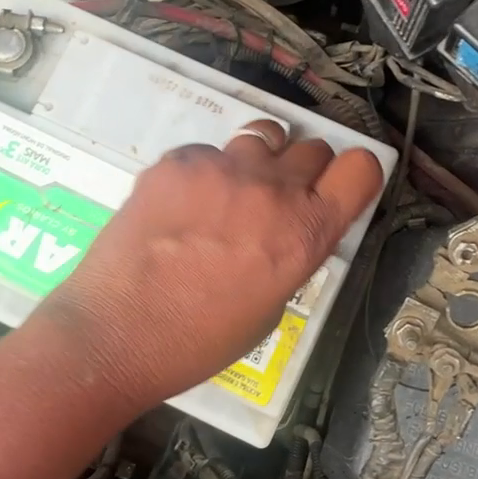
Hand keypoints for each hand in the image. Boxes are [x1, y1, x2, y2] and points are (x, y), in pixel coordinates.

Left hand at [35, 120, 384, 406]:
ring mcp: (222, 169)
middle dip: (301, 171)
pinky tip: (179, 206)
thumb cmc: (199, 341)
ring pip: (263, 137)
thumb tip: (285, 227)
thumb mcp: (271, 306)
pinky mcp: (177, 160)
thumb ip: (290, 252)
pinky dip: (203, 172)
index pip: (361, 168)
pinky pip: (208, 152)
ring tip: (228, 194)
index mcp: (306, 234)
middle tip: (273, 202)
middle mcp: (273, 191)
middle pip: (314, 147)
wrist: (115, 335)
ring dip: (258, 161)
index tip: (334, 189)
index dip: (352, 176)